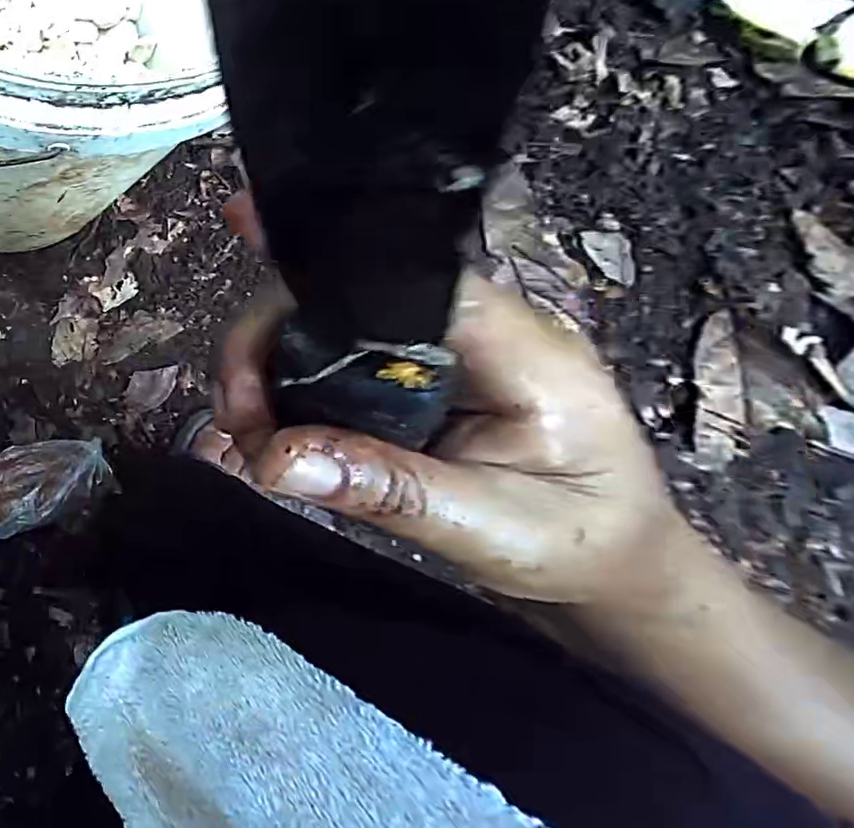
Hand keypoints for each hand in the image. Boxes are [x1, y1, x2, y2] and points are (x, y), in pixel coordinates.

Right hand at [215, 270, 686, 605]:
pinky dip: (272, 391)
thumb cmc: (584, 547)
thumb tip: (276, 459)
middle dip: (261, 349)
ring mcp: (419, 349)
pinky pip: (312, 361)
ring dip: (257, 375)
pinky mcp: (392, 373)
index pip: (395, 280)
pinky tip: (264, 431)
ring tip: (248, 436)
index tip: (241, 347)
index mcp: (512, 345)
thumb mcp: (495, 531)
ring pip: (308, 327)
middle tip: (238, 420)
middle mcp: (457, 328)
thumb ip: (391, 491)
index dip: (306, 282)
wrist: (614, 572)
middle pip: (328, 297)